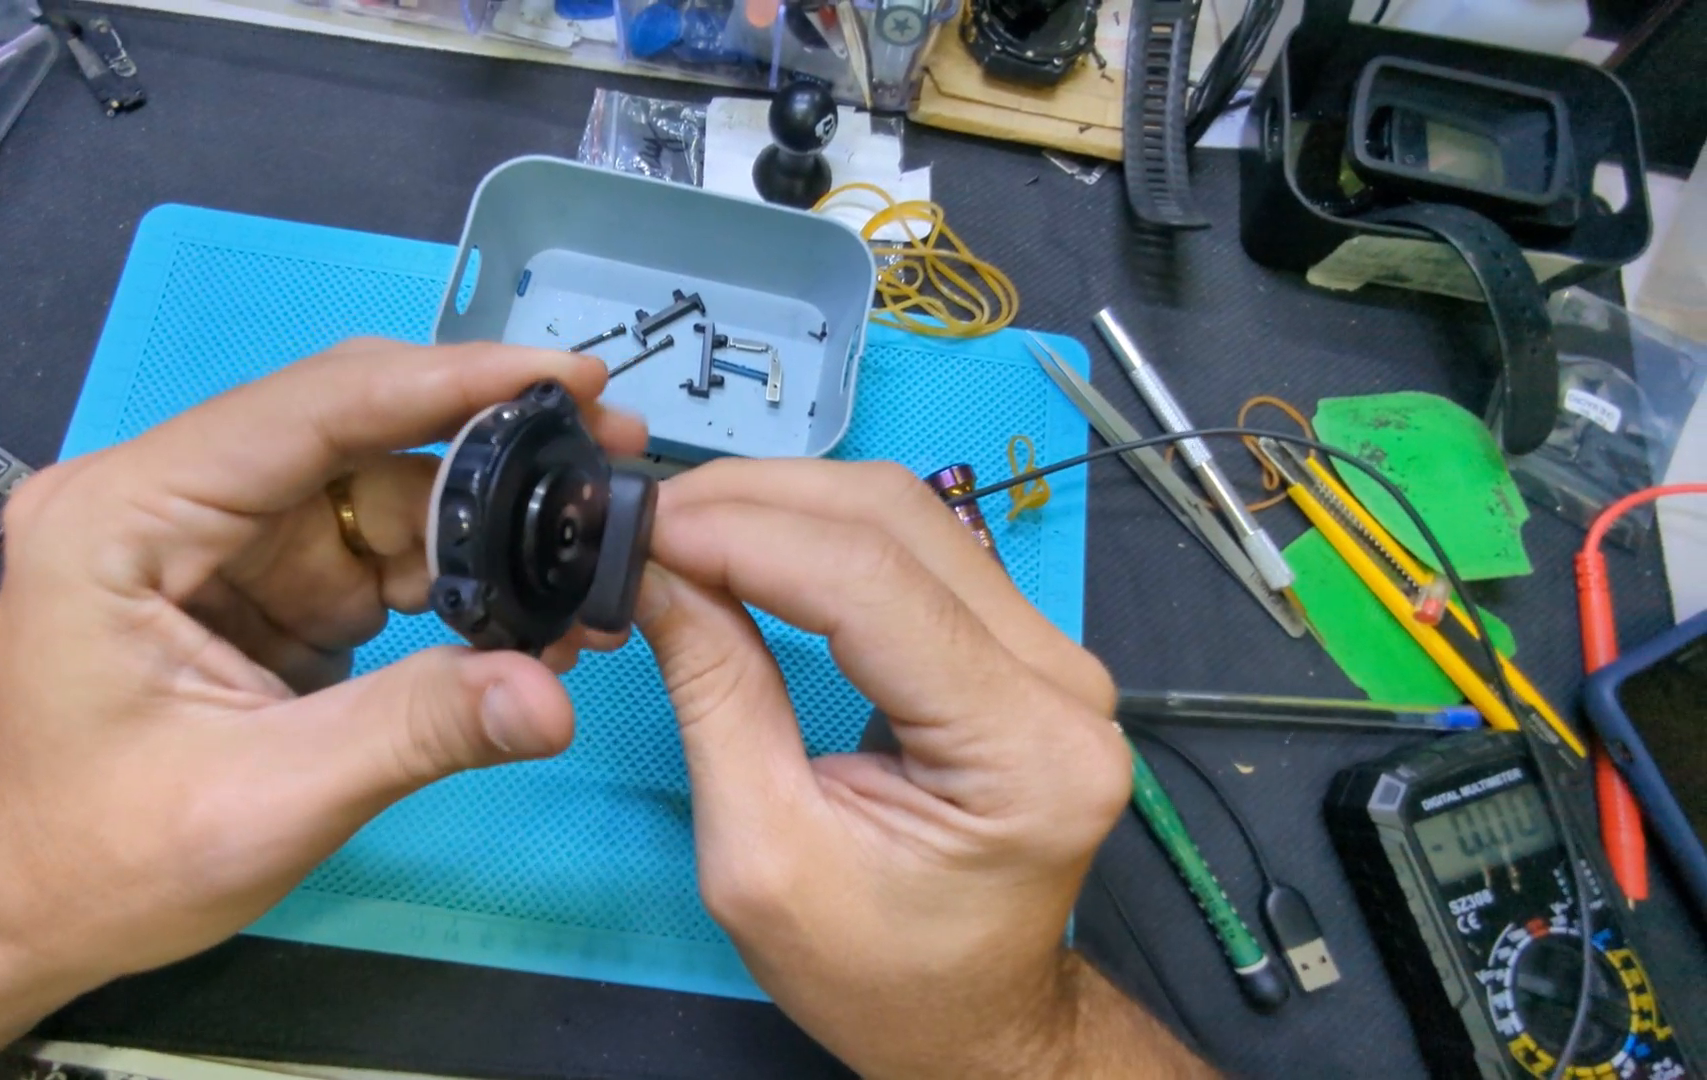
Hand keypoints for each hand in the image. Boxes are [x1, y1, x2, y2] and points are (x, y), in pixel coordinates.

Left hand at [0, 339, 643, 992]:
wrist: (51, 915)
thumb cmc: (111, 862)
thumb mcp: (268, 801)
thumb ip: (418, 732)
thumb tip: (558, 699)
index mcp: (133, 513)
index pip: (317, 408)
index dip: (453, 382)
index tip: (573, 376)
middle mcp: (191, 496)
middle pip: (370, 429)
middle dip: (496, 435)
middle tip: (609, 441)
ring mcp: (249, 535)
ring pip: (403, 489)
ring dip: (500, 524)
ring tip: (586, 557)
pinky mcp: (295, 575)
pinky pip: (407, 548)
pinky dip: (478, 575)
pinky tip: (533, 609)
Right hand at [634, 459, 1138, 1078]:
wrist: (968, 1010)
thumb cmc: (873, 971)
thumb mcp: (760, 854)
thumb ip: (715, 695)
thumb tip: (658, 571)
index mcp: (1021, 753)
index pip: (871, 587)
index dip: (747, 539)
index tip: (646, 527)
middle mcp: (1060, 679)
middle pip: (897, 520)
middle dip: (758, 498)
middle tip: (655, 514)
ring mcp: (1050, 649)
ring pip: (906, 513)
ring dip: (786, 500)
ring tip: (691, 520)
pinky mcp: (1018, 642)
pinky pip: (914, 547)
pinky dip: (819, 528)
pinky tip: (754, 538)